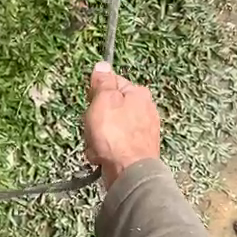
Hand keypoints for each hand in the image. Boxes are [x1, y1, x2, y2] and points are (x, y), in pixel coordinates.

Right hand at [84, 62, 161, 186]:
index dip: (95, 93)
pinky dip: (106, 148)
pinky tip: (102, 154)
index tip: (90, 104)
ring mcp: (144, 130)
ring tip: (98, 144)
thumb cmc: (114, 134)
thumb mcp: (103, 100)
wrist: (129, 171)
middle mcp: (146, 109)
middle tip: (93, 125)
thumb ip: (102, 82)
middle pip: (110, 105)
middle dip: (96, 117)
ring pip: (110, 126)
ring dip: (98, 135)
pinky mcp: (139, 148)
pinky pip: (115, 142)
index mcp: (138, 93)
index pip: (111, 83)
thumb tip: (102, 65)